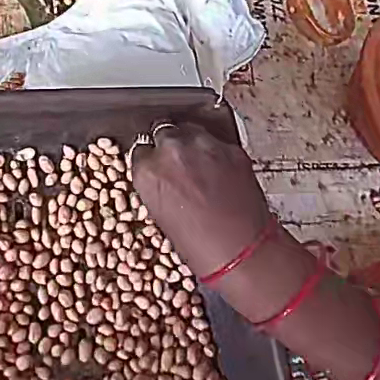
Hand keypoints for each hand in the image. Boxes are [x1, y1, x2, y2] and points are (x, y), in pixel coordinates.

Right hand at [129, 122, 272, 277]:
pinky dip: (216, 151)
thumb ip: (155, 183)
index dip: (151, 158)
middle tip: (178, 163)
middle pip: (163, 131)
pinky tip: (219, 170)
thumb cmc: (198, 242)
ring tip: (200, 165)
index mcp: (147, 171)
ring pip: (190, 130)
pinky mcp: (230, 147)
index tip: (157, 165)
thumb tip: (161, 173)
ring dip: (192, 143)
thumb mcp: (158, 213)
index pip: (140, 149)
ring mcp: (203, 145)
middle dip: (169, 145)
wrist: (239, 249)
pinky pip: (216, 141)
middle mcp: (171, 151)